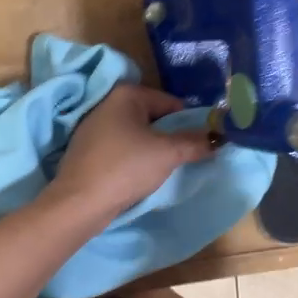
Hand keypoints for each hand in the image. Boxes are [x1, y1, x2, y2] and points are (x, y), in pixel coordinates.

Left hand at [48, 85, 214, 220]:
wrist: (80, 203)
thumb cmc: (126, 168)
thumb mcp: (168, 153)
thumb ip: (195, 142)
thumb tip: (218, 138)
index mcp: (126, 94)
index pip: (172, 104)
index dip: (189, 124)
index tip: (199, 146)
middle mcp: (108, 103)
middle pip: (154, 118)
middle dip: (170, 137)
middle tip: (182, 159)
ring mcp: (94, 127)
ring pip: (138, 134)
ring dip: (152, 150)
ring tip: (161, 170)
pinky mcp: (88, 150)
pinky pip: (122, 148)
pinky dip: (133, 159)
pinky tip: (138, 176)